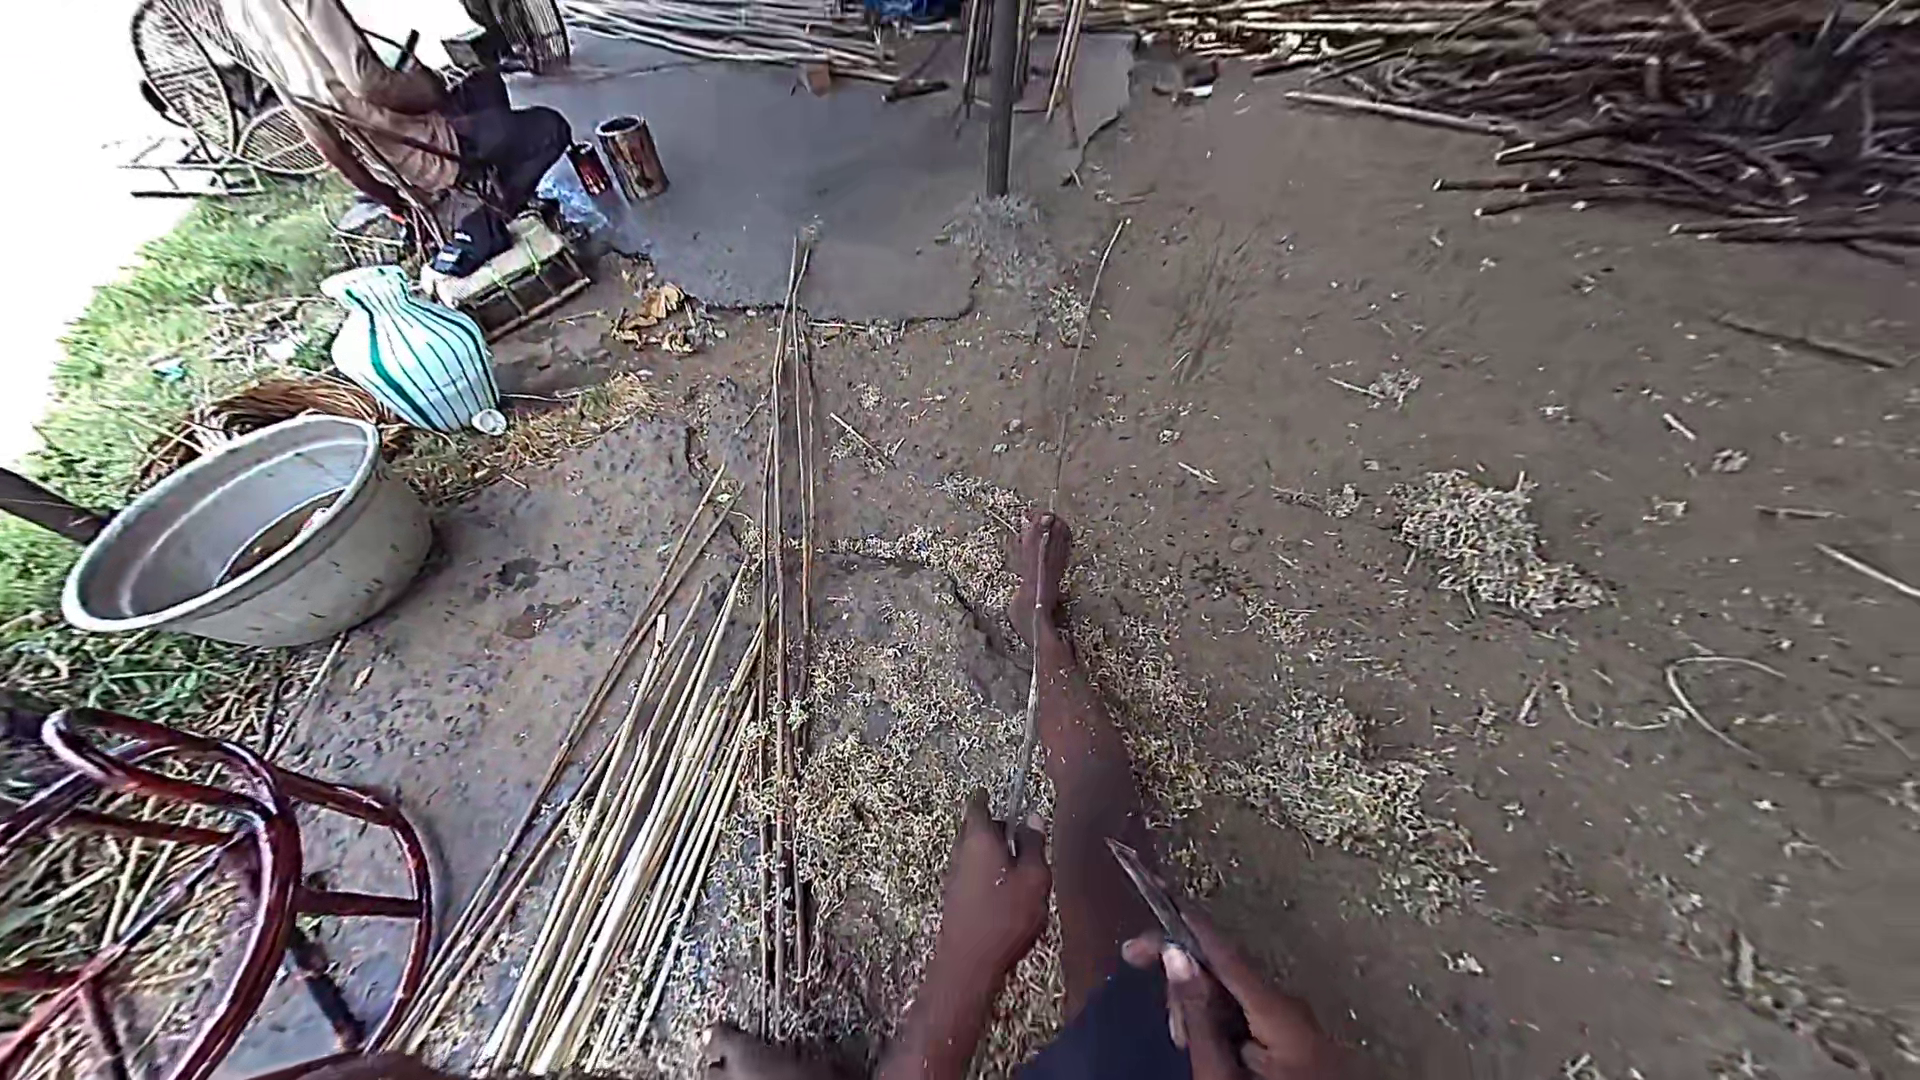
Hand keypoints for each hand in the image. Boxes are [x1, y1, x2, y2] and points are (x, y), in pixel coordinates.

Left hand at [932, 789, 1050, 984]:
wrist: (968, 963)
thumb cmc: (1006, 914)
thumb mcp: (1034, 877)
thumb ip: (1034, 844)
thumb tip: (1033, 817)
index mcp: (978, 835)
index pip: (978, 803)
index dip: (988, 797)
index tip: (997, 795)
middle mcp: (961, 849)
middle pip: (975, 827)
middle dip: (994, 827)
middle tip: (1018, 836)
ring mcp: (954, 873)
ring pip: (973, 850)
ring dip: (990, 852)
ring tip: (1016, 868)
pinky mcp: (954, 896)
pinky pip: (971, 871)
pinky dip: (986, 872)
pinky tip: (1003, 892)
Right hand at [1123, 903, 1342, 1079]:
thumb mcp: (1218, 1078)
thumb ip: (1197, 1014)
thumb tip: (1174, 952)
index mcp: (1285, 1017)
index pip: (1224, 952)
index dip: (1183, 926)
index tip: (1150, 906)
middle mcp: (1299, 1012)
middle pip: (1228, 972)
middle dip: (1189, 982)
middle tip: (1169, 1022)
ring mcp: (1303, 1030)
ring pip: (1236, 993)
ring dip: (1203, 1006)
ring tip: (1188, 1043)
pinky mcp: (1300, 1047)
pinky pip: (1251, 1014)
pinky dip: (1223, 1021)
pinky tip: (1210, 1046)